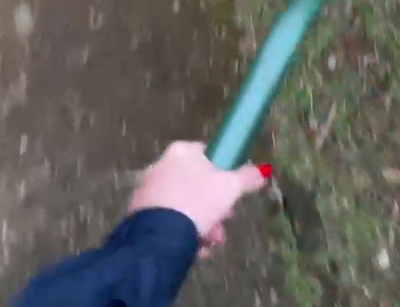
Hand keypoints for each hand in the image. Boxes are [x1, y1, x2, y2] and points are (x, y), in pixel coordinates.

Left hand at [128, 142, 270, 253]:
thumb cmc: (198, 201)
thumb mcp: (232, 187)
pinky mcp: (135, 216)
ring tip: (209, 242)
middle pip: (195, 182)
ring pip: (182, 204)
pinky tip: (192, 247)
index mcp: (181, 151)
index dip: (222, 173)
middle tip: (222, 222)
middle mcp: (159, 165)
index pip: (207, 154)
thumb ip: (248, 176)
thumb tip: (263, 172)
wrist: (158, 239)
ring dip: (200, 221)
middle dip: (213, 205)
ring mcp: (146, 191)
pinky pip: (166, 219)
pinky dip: (180, 231)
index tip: (230, 193)